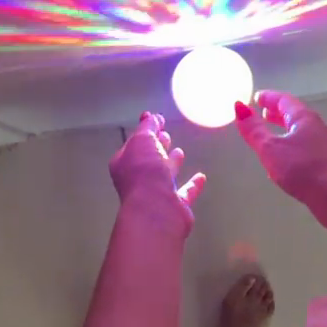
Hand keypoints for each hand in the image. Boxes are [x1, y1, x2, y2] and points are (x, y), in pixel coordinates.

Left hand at [111, 111, 206, 229]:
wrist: (157, 210)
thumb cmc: (144, 172)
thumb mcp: (142, 141)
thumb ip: (147, 127)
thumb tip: (149, 116)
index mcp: (125, 164)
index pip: (135, 144)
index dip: (145, 132)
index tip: (157, 120)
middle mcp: (138, 180)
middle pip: (148, 159)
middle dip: (157, 146)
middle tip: (166, 135)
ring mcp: (156, 194)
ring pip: (164, 175)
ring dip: (171, 163)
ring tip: (180, 151)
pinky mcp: (175, 207)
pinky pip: (185, 192)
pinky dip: (192, 185)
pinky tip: (201, 177)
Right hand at [235, 91, 326, 224]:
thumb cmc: (302, 168)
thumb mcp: (271, 148)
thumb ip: (254, 130)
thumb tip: (239, 107)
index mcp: (303, 118)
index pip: (284, 100)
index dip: (269, 97)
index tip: (256, 98)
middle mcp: (316, 128)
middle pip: (294, 115)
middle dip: (277, 113)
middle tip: (262, 113)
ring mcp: (323, 146)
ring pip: (300, 132)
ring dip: (284, 131)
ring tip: (270, 136)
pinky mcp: (326, 164)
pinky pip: (304, 148)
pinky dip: (291, 147)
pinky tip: (283, 162)